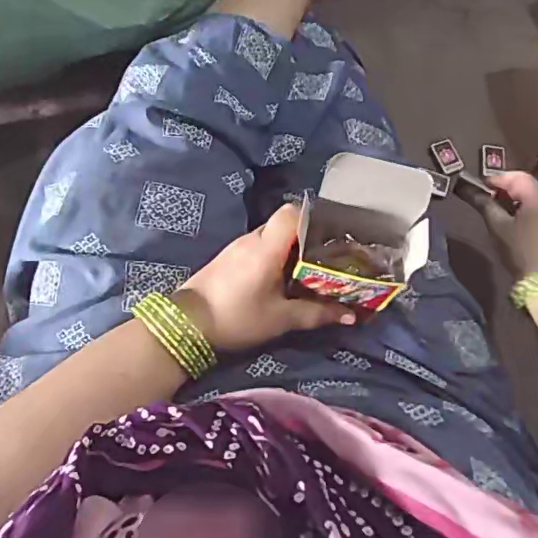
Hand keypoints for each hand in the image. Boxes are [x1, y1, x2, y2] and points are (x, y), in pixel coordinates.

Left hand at [174, 203, 355, 351]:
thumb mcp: (280, 319)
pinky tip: (279, 278)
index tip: (331, 236)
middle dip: (306, 238)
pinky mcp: (226, 258)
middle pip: (284, 224)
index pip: (293, 212)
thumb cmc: (237, 318)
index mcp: (266, 247)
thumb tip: (351, 316)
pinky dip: (271, 257)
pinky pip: (256, 247)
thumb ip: (316, 313)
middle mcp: (250, 239)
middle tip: (325, 258)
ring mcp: (235, 247)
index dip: (314, 218)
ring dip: (288, 249)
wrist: (186, 326)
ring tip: (306, 270)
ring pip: (269, 237)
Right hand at [468, 171, 537, 278]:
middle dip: (506, 186)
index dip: (496, 178)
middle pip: (527, 183)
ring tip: (497, 205)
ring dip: (516, 195)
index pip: (516, 177)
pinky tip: (513, 215)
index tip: (478, 185)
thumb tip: (472, 192)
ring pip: (534, 193)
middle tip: (486, 194)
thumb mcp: (499, 227)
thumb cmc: (520, 251)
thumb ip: (486, 205)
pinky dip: (526, 204)